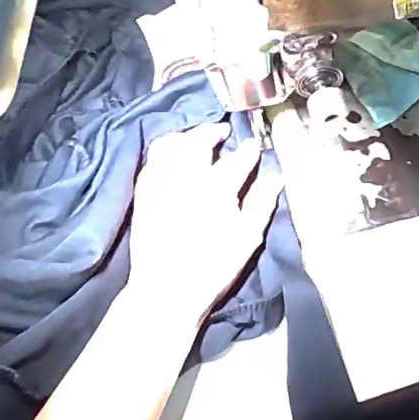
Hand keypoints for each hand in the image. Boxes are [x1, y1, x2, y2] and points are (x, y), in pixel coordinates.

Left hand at [126, 122, 280, 324]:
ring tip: (195, 139)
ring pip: (171, 143)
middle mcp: (187, 176)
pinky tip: (173, 157)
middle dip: (213, 131)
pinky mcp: (143, 191)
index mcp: (217, 187)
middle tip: (222, 132)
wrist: (166, 289)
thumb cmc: (214, 267)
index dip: (249, 150)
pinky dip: (165, 150)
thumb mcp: (247, 237)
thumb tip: (275, 177)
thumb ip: (262, 202)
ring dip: (186, 135)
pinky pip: (152, 158)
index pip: (238, 158)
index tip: (254, 146)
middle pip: (199, 140)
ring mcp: (161, 181)